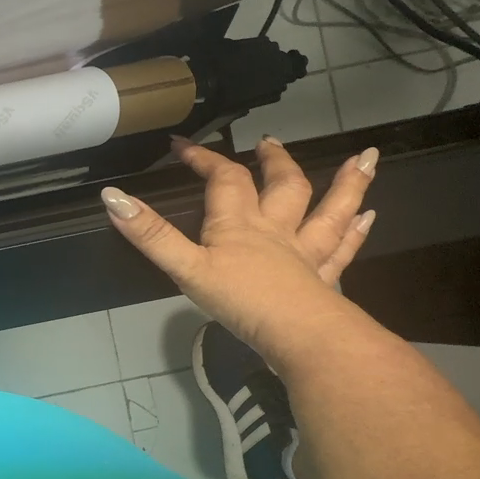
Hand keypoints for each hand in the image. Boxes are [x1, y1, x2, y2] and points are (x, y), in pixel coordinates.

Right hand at [101, 137, 377, 359]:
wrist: (301, 335)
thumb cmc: (240, 299)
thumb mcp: (183, 266)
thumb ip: (149, 233)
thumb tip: (112, 196)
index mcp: (238, 226)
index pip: (223, 180)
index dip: (203, 159)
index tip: (182, 145)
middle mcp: (275, 230)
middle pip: (282, 187)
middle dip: (273, 162)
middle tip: (268, 143)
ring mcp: (304, 253)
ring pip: (328, 210)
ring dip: (346, 184)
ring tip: (363, 159)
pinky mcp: (323, 277)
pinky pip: (342, 248)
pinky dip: (356, 230)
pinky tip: (368, 217)